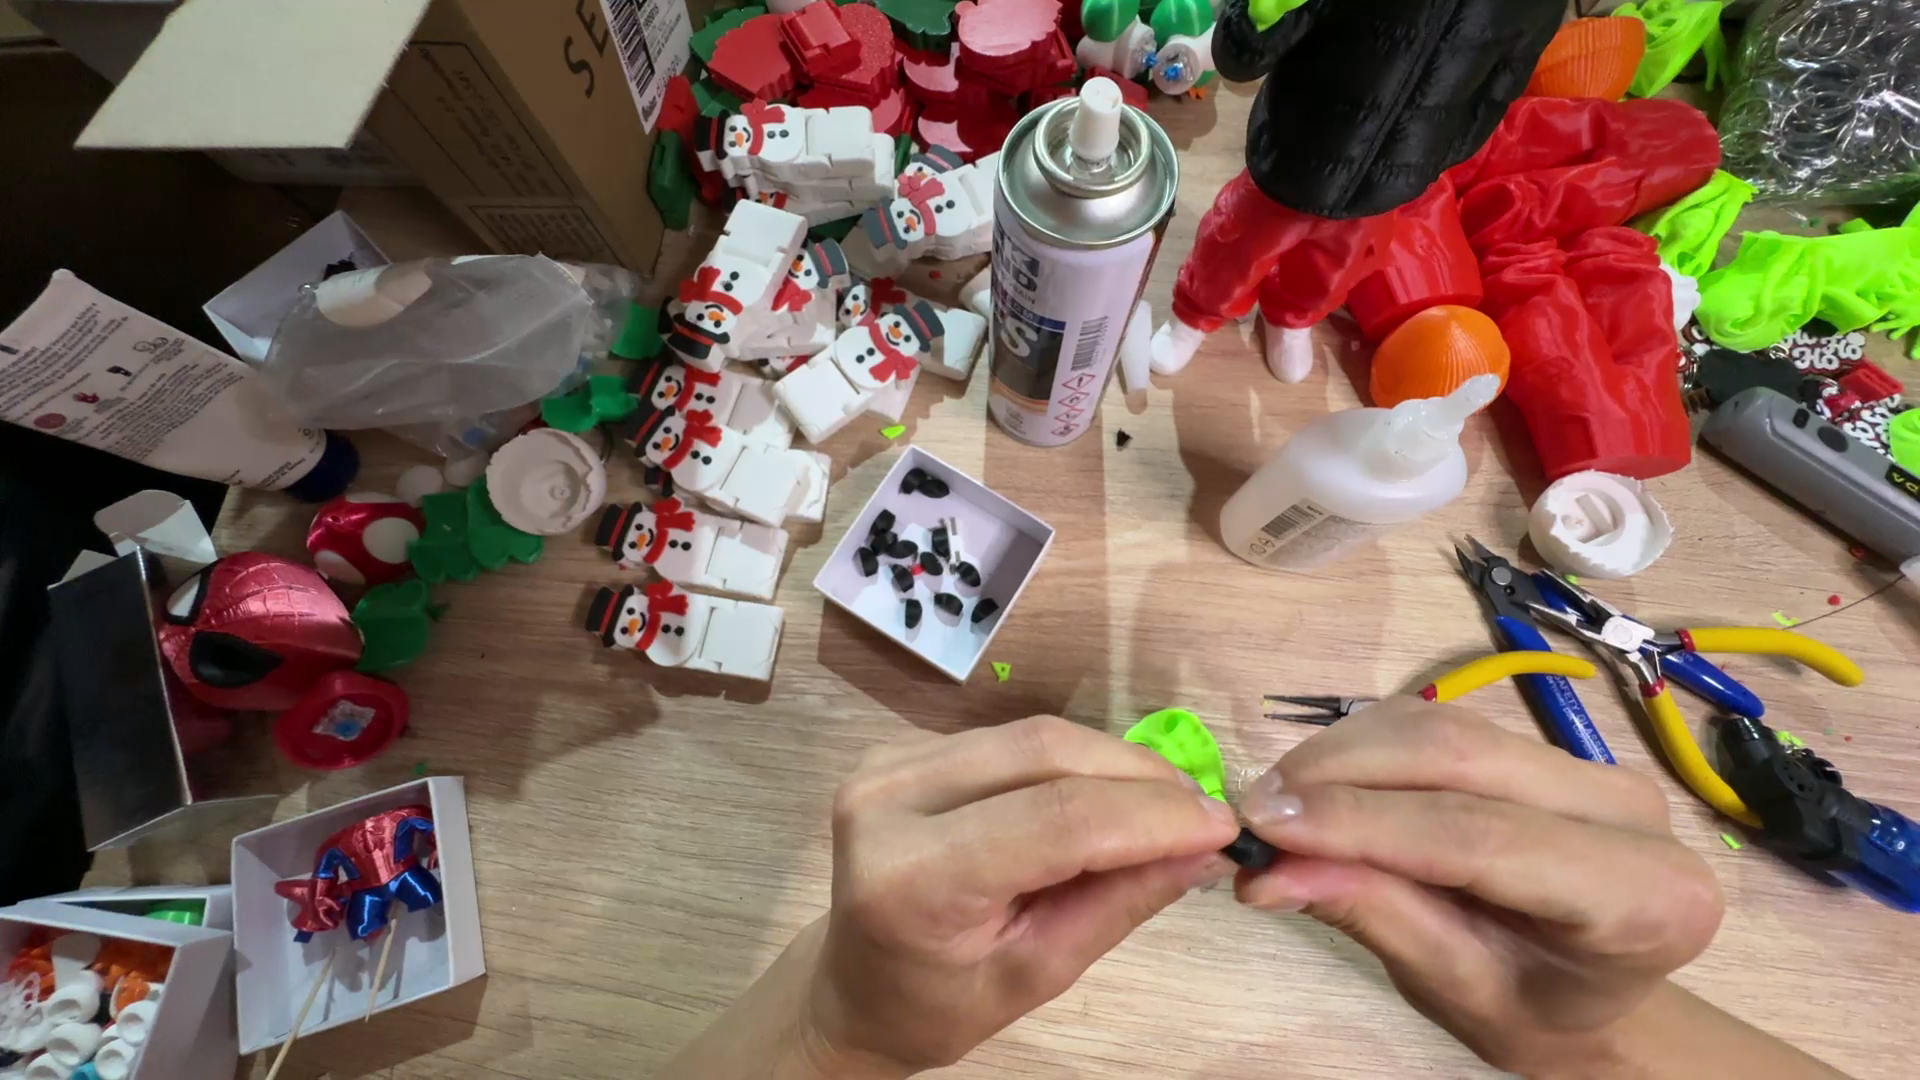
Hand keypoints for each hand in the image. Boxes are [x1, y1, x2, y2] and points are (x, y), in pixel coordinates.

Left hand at [807, 716, 1241, 1073]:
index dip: (1147, 815)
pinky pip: (1008, 738)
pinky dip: (1069, 759)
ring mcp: (888, 759)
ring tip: (1164, 800)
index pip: (1052, 820)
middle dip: (1136, 775)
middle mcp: (889, 796)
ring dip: (1109, 761)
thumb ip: (1118, 903)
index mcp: (912, 876)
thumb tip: (1202, 845)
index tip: (1221, 824)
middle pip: (1041, 753)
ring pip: (1030, 734)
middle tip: (1200, 807)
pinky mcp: (901, 745)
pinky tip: (1103, 789)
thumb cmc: (939, 1001)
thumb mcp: (1037, 974)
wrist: (853, 980)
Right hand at [1235, 697, 1724, 1075]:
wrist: (1574, 981)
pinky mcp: (1518, 736)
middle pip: (1450, 754)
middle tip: (1254, 809)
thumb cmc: (1526, 1003)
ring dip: (1332, 754)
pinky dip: (1348, 745)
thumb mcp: (1452, 985)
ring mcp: (1571, 758)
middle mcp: (1622, 805)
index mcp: (1643, 895)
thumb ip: (1368, 913)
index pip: (1478, 836)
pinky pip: (1417, 718)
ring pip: (1425, 723)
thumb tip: (1263, 872)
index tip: (1262, 824)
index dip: (1358, 821)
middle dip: (1334, 773)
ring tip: (1273, 800)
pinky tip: (1312, 782)